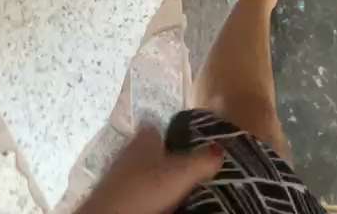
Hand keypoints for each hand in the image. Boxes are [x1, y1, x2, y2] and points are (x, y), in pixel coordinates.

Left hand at [75, 129, 224, 213]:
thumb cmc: (145, 187)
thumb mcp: (181, 173)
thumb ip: (202, 160)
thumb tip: (221, 149)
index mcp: (145, 137)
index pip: (160, 130)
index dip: (176, 139)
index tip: (193, 151)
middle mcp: (130, 149)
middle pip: (153, 152)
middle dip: (168, 162)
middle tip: (191, 176)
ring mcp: (120, 172)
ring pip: (144, 173)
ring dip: (158, 182)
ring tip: (179, 195)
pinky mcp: (115, 195)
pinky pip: (137, 191)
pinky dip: (148, 197)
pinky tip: (159, 206)